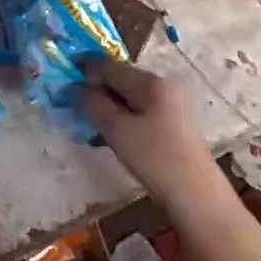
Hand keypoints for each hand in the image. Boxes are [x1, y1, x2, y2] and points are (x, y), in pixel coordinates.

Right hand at [77, 58, 223, 209]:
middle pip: (120, 79)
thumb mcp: (116, 129)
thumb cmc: (154, 158)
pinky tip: (111, 135)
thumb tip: (75, 87)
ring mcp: (172, 104)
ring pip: (130, 97)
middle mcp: (163, 85)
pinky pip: (141, 110)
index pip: (109, 65)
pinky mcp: (175, 122)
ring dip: (108, 105)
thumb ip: (92, 103)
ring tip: (89, 123)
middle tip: (73, 103)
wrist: (196, 195)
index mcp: (150, 82)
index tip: (64, 72)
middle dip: (96, 88)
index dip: (85, 67)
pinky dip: (123, 117)